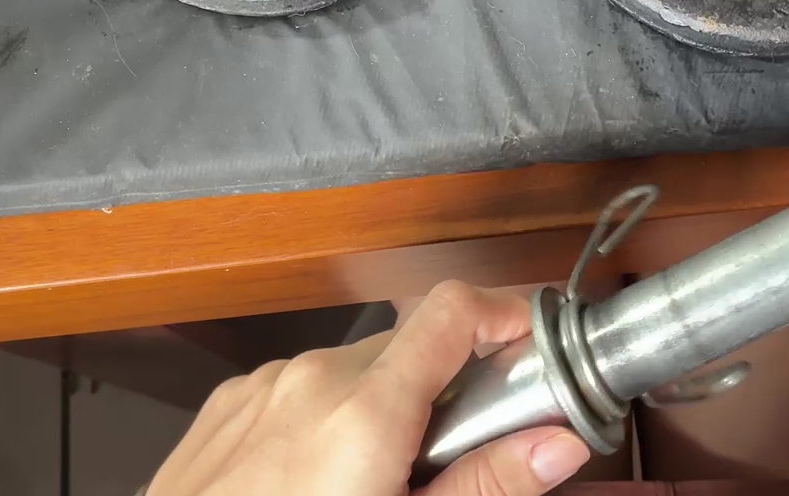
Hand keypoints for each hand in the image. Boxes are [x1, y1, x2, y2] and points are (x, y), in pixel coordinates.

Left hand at [146, 281, 590, 495]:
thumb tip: (557, 440)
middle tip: (455, 455)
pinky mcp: (231, 399)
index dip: (504, 313)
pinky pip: (303, 384)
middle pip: (409, 346)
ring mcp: (264, 383)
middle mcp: (311, 376)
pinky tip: (315, 477)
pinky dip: (329, 413)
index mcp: (362, 412)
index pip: (452, 310)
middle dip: (446, 385)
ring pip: (355, 369)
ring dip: (384, 405)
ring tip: (377, 480)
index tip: (533, 344)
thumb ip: (483, 486)